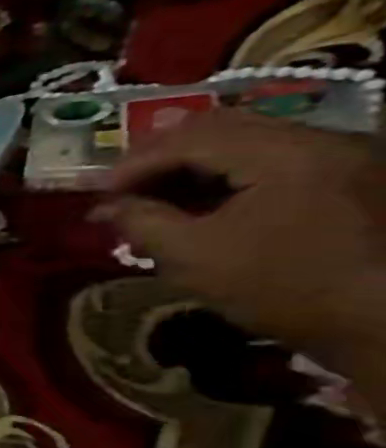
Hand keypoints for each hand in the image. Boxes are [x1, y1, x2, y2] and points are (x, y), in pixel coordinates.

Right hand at [94, 111, 385, 359]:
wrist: (381, 320)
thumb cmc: (280, 287)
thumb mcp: (193, 258)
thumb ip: (142, 222)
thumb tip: (104, 207)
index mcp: (286, 154)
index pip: (191, 140)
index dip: (131, 164)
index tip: (91, 192)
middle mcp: (322, 140)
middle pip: (222, 127)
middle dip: (158, 156)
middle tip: (115, 187)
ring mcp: (341, 156)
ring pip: (247, 139)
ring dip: (188, 164)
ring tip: (149, 195)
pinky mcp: (346, 176)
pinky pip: (271, 158)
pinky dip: (223, 173)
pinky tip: (196, 200)